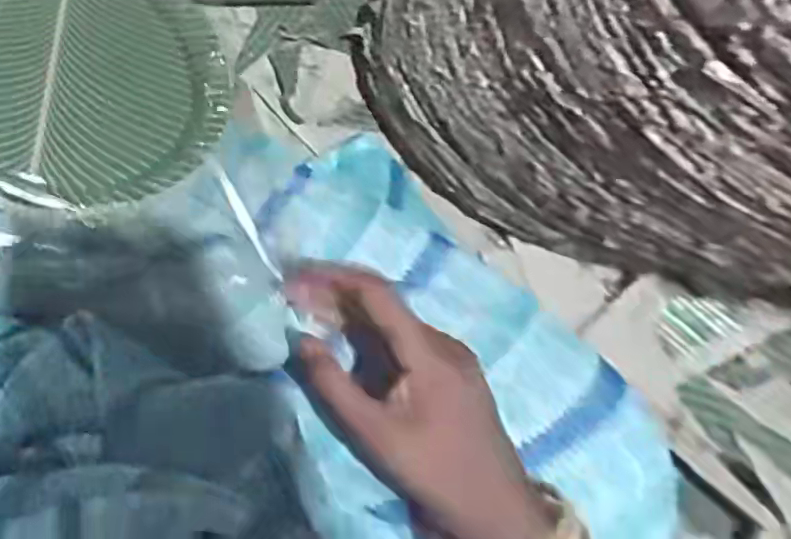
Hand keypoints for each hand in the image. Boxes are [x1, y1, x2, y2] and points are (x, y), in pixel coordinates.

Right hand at [290, 264, 555, 538]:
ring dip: (344, 311)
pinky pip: (398, 337)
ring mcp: (450, 358)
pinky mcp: (448, 373)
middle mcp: (443, 344)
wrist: (501, 522)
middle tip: (289, 293)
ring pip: (387, 318)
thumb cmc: (435, 474)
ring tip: (306, 311)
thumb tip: (299, 338)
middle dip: (330, 292)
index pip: (375, 291)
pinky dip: (363, 330)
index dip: (330, 276)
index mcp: (431, 353)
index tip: (293, 277)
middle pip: (379, 301)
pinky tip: (340, 340)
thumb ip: (331, 383)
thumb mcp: (373, 433)